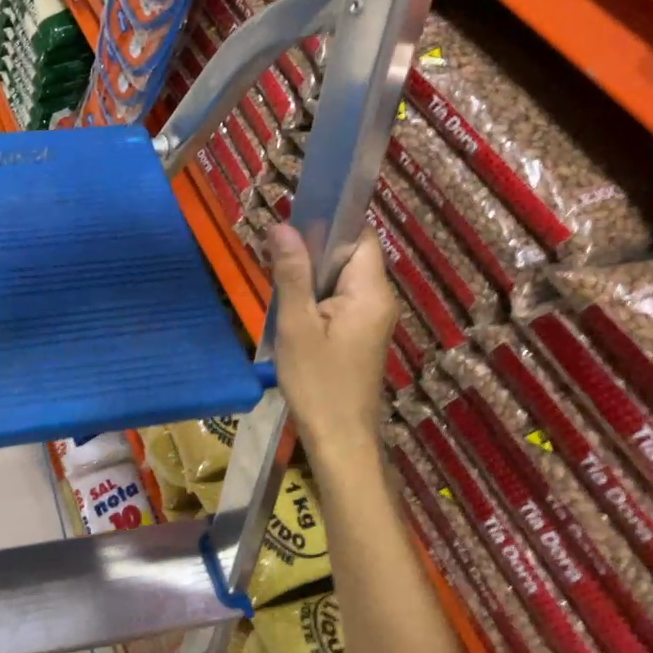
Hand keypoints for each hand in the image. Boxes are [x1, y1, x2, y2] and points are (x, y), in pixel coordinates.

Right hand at [266, 224, 396, 458]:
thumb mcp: (297, 324)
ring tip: (275, 269)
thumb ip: (292, 274)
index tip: (295, 214)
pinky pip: (339, 295)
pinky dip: (316, 290)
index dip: (332, 221)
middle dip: (314, 245)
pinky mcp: (360, 331)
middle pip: (351, 254)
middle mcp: (379, 299)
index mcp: (370, 292)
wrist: (339, 438)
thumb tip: (284, 227)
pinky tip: (289, 299)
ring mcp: (371, 316)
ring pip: (342, 275)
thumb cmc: (318, 381)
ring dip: (311, 269)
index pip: (360, 237)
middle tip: (273, 247)